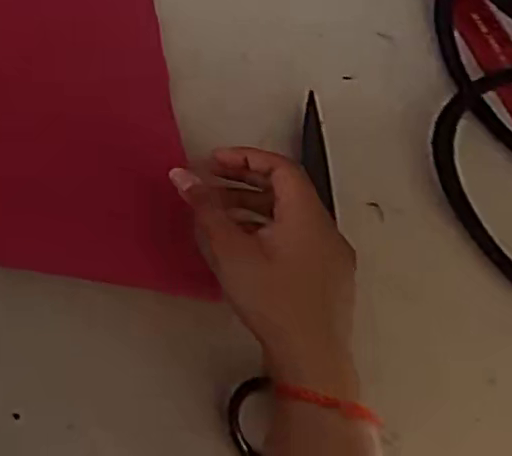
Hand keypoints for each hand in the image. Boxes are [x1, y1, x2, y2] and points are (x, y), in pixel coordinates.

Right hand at [171, 147, 358, 396]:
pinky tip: (234, 234)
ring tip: (211, 207)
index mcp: (308, 221)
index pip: (283, 169)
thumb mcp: (227, 246)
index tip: (210, 160)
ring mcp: (329, 255)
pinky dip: (260, 221)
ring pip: (287, 211)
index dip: (245, 157)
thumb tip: (181, 174)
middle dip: (242, 177)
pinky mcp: (323, 272)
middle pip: (286, 188)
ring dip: (247, 200)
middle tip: (205, 178)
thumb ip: (204, 205)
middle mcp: (326, 233)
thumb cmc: (269, 296)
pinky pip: (292, 231)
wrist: (310, 356)